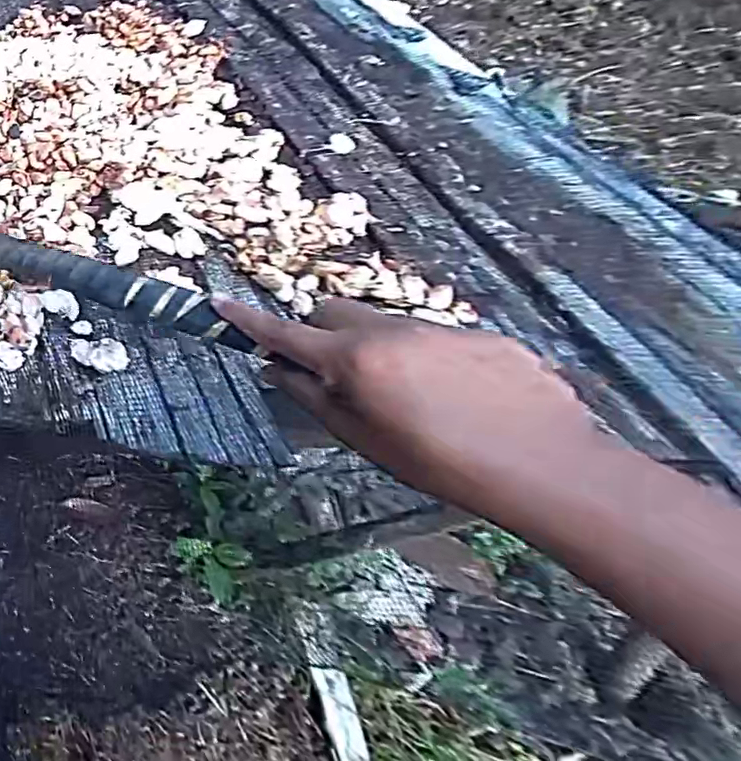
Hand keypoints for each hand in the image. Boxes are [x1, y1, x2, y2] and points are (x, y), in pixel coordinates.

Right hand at [212, 296, 610, 512]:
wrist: (557, 473)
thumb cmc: (440, 463)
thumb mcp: (359, 436)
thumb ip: (310, 396)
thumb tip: (278, 369)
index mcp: (353, 359)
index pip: (284, 332)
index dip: (247, 320)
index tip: (220, 302)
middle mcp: (392, 332)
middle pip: (333, 312)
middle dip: (321, 332)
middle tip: (334, 369)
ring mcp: (444, 331)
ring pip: (387, 325)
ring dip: (378, 346)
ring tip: (412, 393)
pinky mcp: (490, 339)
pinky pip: (439, 338)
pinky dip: (431, 358)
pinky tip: (462, 397)